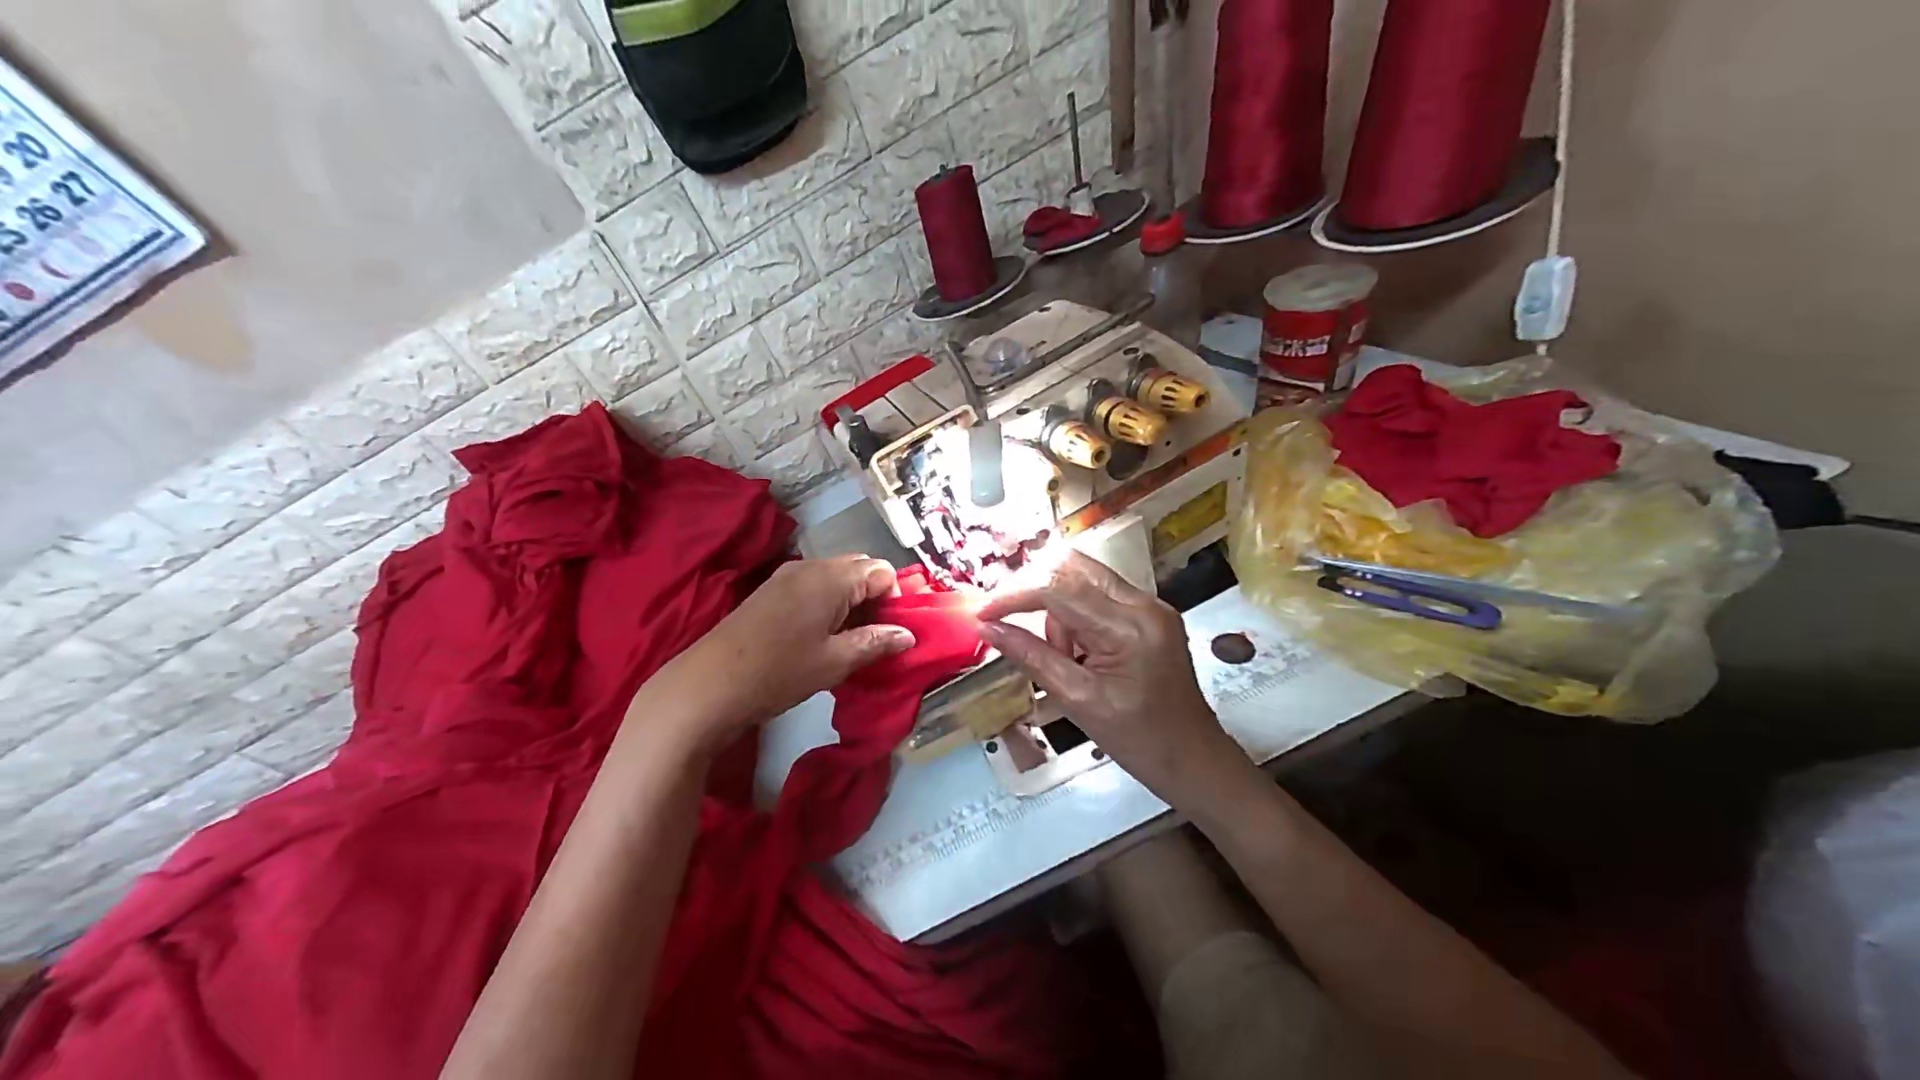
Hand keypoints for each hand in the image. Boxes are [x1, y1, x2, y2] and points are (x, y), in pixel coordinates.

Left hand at [647, 556, 915, 751]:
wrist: (709, 684)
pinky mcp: (770, 591)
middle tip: (874, 637)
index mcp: (831, 577)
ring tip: (849, 641)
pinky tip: (820, 637)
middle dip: (874, 598)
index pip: (882, 570)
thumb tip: (907, 635)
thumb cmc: (779, 672)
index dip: (895, 598)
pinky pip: (813, 586)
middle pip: (858, 569)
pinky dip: (827, 604)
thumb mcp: (835, 662)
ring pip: (835, 578)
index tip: (892, 632)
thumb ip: (875, 642)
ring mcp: (786, 576)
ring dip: (850, 602)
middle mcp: (810, 566)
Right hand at [977, 552, 1250, 807]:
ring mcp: (1152, 606)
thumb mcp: (1077, 700)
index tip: (984, 614)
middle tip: (1013, 625)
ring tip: (1066, 660)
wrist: (1193, 759)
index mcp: (1130, 626)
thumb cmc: (1138, 740)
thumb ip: (1031, 656)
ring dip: (1060, 610)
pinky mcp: (1151, 615)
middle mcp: (1145, 603)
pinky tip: (1081, 653)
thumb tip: (987, 628)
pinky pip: (1102, 597)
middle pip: (1074, 568)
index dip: (1015, 597)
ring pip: (1085, 580)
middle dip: (1037, 594)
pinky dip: (1079, 616)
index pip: (1059, 590)